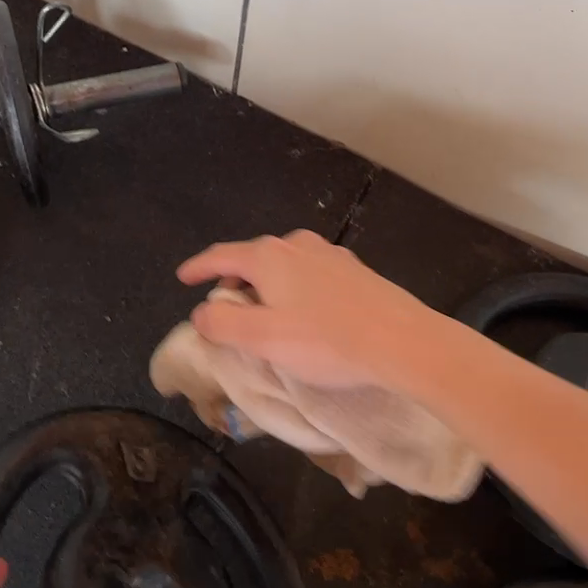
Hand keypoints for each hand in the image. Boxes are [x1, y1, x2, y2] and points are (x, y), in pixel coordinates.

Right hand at [176, 229, 440, 389]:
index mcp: (268, 256)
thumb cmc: (326, 341)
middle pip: (252, 260)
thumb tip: (201, 313)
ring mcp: (329, 254)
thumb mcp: (263, 339)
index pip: (221, 256)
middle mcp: (297, 245)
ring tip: (266, 317)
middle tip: (227, 312)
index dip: (199, 268)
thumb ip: (223, 325)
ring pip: (283, 267)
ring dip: (266, 288)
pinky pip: (309, 276)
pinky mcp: (355, 271)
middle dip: (234, 283)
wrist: (403, 342)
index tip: (183, 278)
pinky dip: (294, 290)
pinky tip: (306, 316)